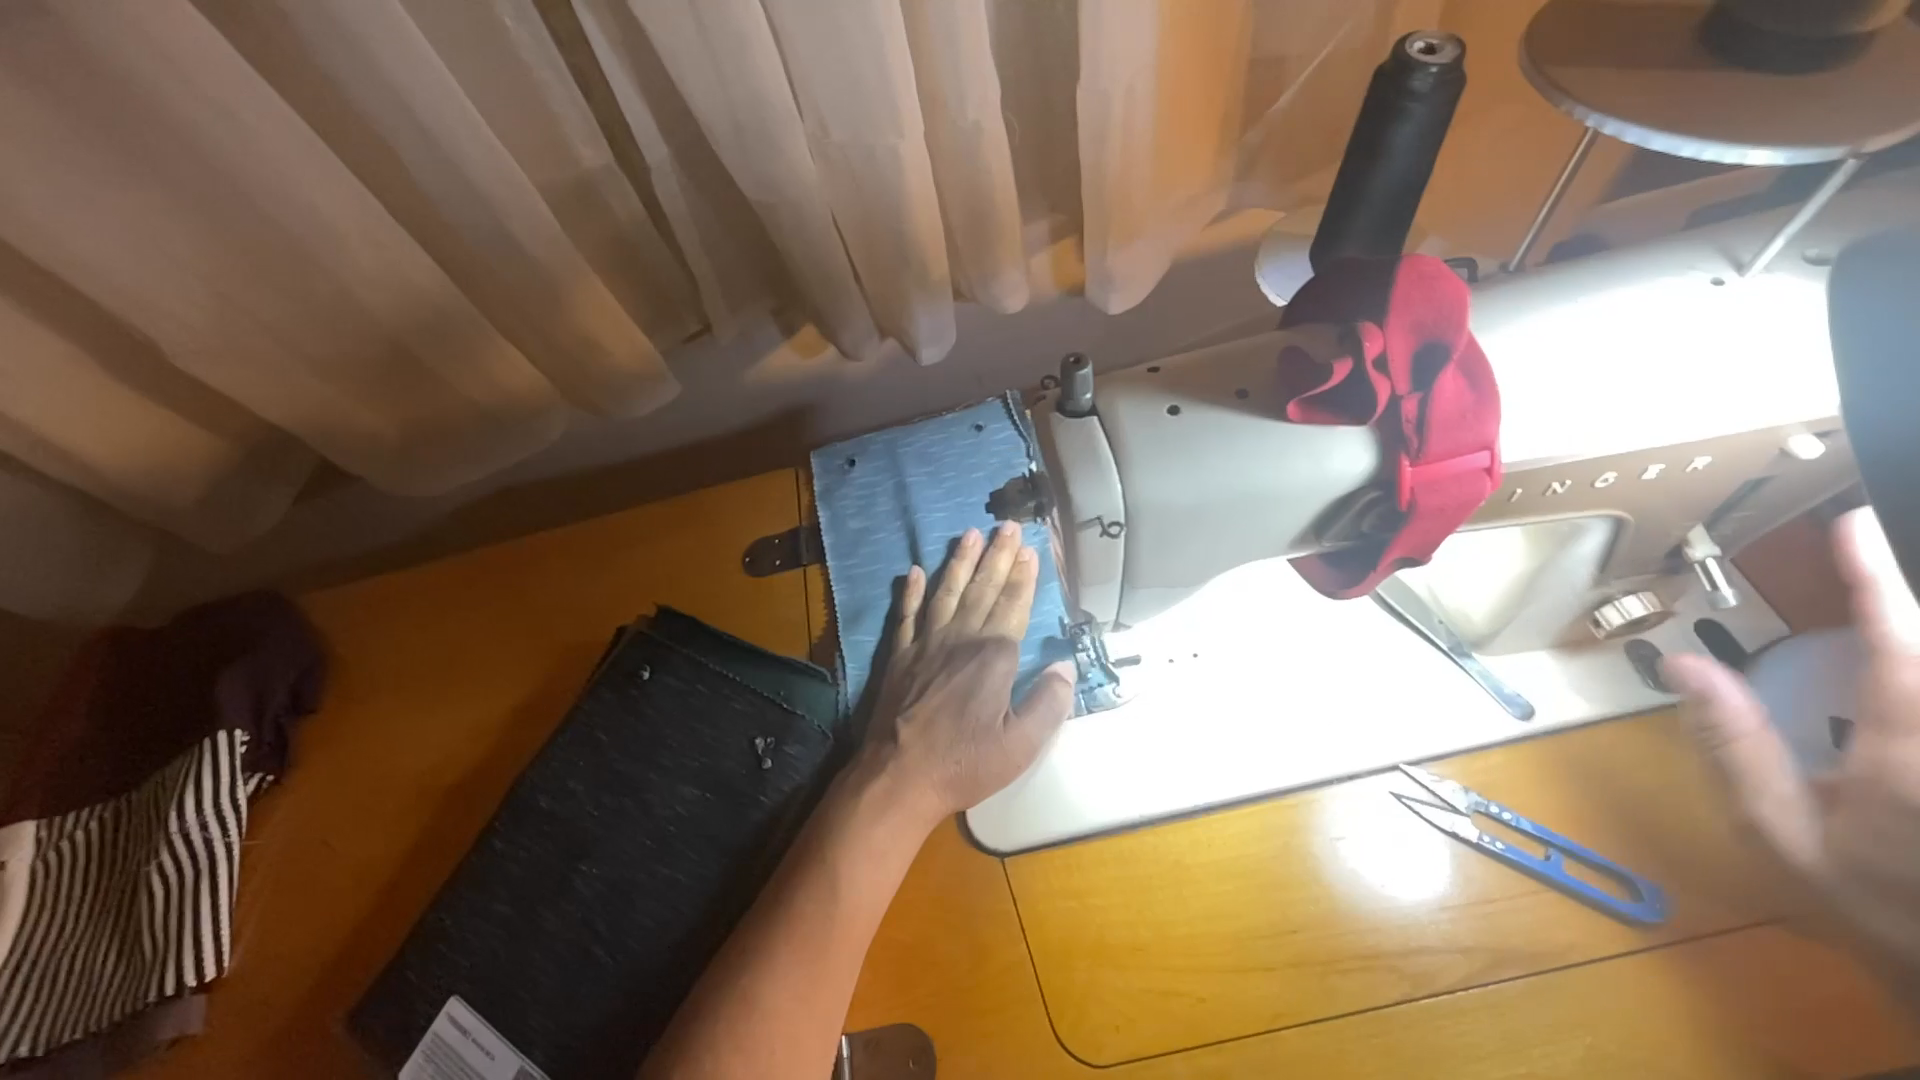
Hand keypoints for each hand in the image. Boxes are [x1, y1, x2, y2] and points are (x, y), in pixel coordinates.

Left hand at [857, 522, 1076, 830]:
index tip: (1030, 550)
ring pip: (946, 593)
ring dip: (960, 562)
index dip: (1023, 578)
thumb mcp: (1021, 745)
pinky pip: (905, 615)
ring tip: (970, 534)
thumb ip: (1048, 704)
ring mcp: (924, 646)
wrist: (897, 777)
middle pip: (982, 590)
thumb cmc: (964, 764)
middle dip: (997, 556)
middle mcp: (960, 640)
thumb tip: (1066, 667)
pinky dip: (911, 592)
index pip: (1013, 607)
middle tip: (1007, 525)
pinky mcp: (897, 657)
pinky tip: (915, 571)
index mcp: (993, 657)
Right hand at [1664, 508, 1919, 981]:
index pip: (1896, 644)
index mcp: (1904, 753)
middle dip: (1902, 600)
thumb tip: (1686, 664)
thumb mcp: (1775, 831)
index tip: (1851, 525)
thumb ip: (1735, 745)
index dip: (1873, 580)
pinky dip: (1909, 661)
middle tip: (1866, 550)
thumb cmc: (1863, 903)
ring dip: (1907, 633)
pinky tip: (1894, 655)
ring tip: (1882, 602)